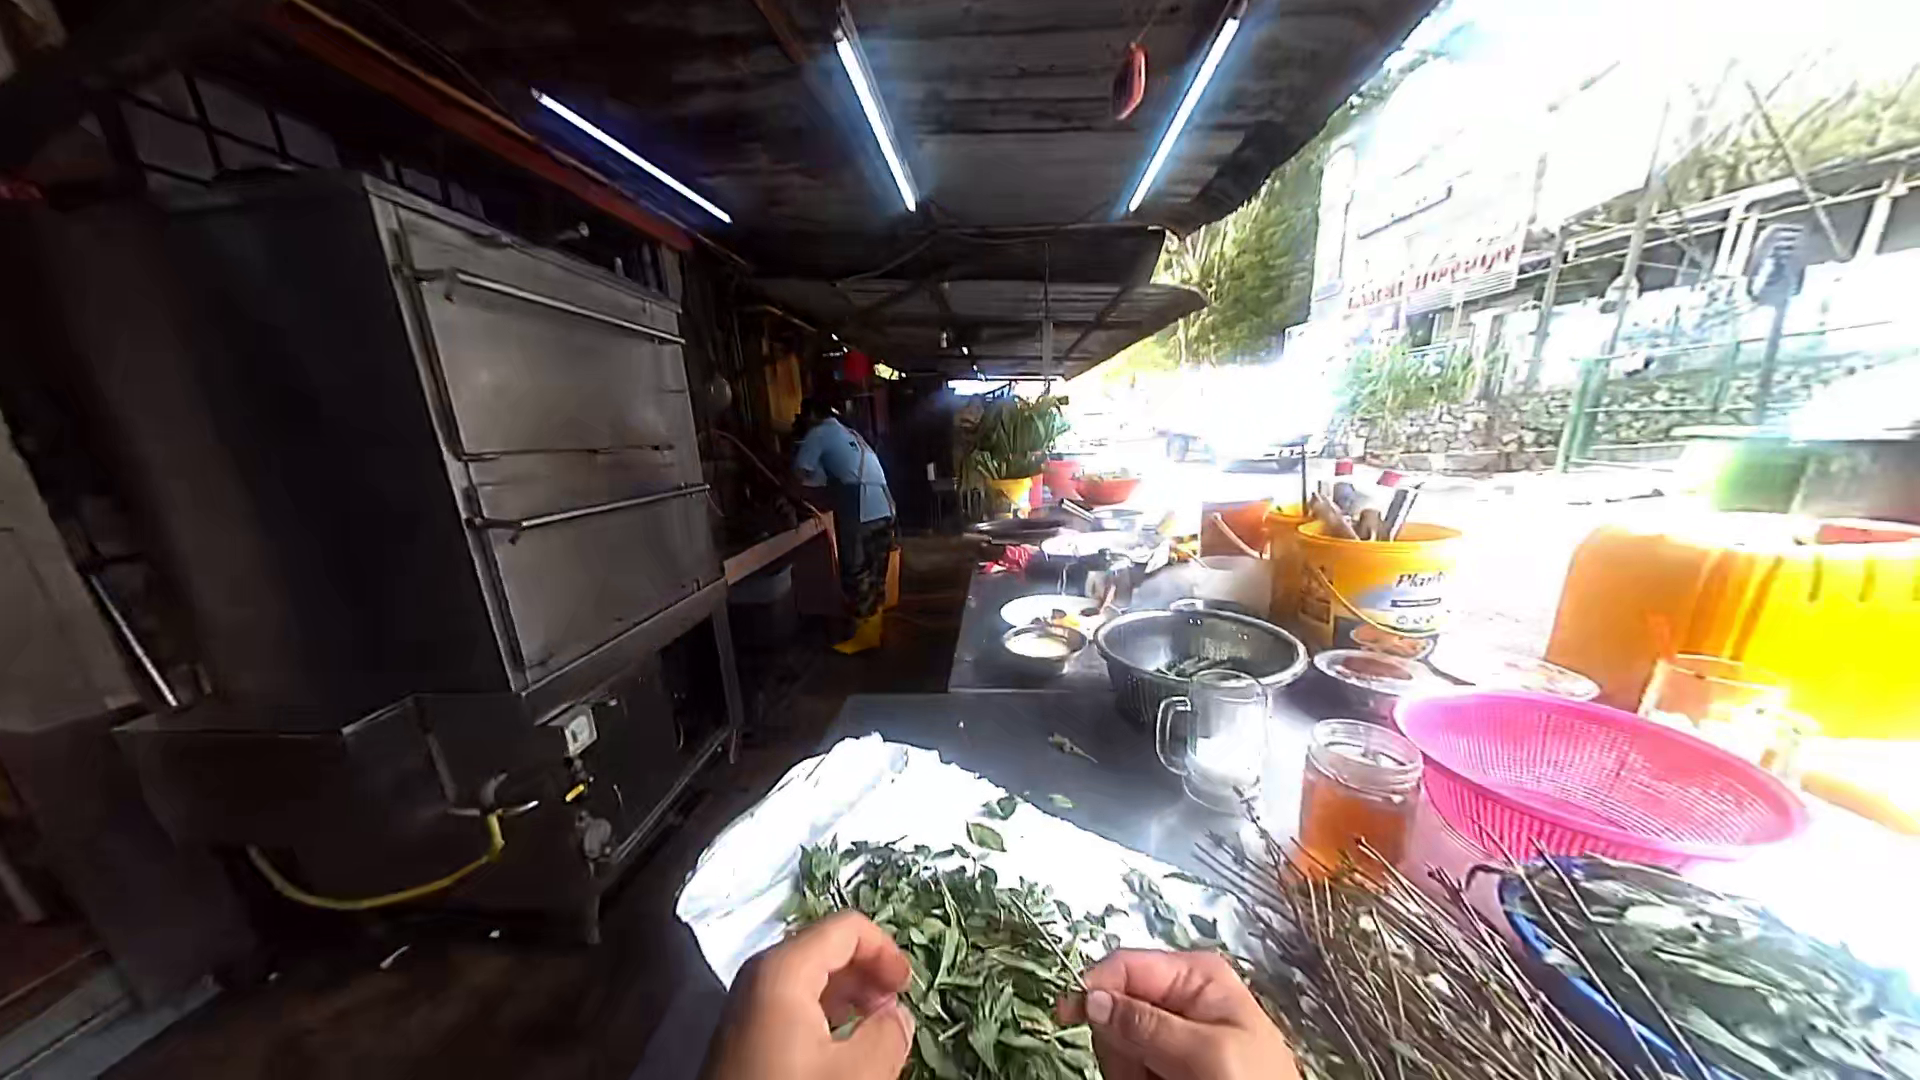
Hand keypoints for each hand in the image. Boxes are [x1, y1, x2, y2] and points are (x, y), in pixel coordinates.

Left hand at [703, 911, 914, 1079]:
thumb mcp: (852, 1078)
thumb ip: (887, 1036)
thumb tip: (898, 1016)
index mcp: (784, 968)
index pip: (846, 928)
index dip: (885, 950)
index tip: (907, 986)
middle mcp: (761, 974)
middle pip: (827, 947)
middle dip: (868, 972)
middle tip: (895, 1006)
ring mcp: (747, 1004)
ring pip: (811, 977)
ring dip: (850, 994)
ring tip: (876, 1027)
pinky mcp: (742, 1036)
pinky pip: (793, 1003)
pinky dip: (825, 1013)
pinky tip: (842, 1046)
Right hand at [1057, 950, 1297, 1079]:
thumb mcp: (1207, 1054)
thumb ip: (1149, 1024)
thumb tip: (1092, 997)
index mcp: (1194, 974)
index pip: (1126, 964)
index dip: (1095, 985)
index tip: (1070, 1016)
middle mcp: (1180, 995)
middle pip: (1117, 1002)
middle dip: (1120, 1040)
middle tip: (1144, 1074)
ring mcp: (1174, 1030)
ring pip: (1119, 1037)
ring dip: (1128, 1066)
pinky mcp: (1170, 1061)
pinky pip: (1131, 1062)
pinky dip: (1136, 1077)